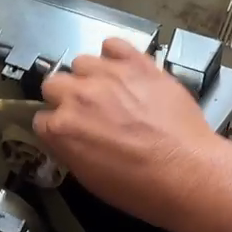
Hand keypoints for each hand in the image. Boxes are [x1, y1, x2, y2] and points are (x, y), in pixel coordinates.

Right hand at [33, 37, 221, 229]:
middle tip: (88, 113)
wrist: (190, 174)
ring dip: (90, 76)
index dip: (56, 127)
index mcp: (61, 129)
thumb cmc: (141, 188)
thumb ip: (69, 149)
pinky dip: (114, 55)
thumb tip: (66, 137)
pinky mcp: (137, 63)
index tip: (69, 133)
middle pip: (53, 84)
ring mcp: (108, 75)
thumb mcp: (90, 179)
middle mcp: (78, 95)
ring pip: (81, 62)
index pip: (41, 119)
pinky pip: (113, 44)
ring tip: (110, 91)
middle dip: (66, 98)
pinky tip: (123, 70)